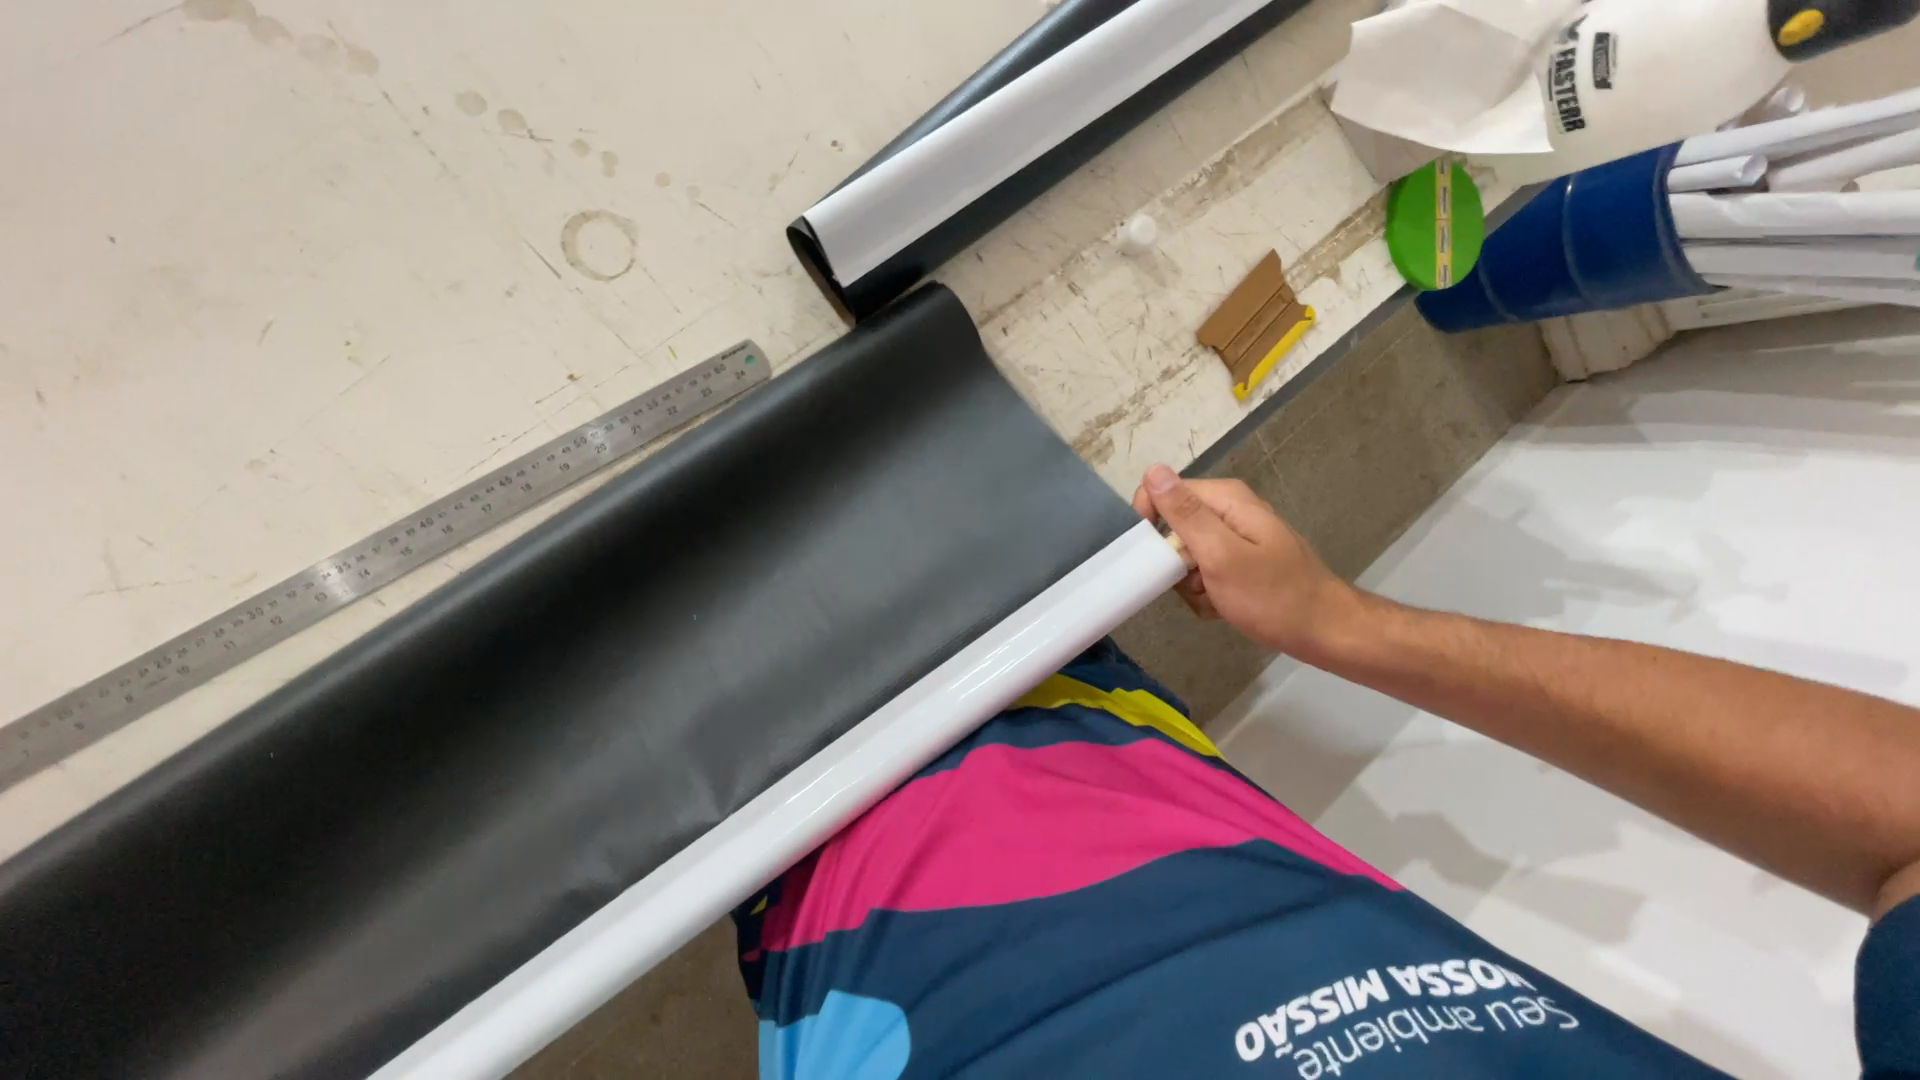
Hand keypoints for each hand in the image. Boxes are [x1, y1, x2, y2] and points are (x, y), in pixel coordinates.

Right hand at [1132, 465, 1358, 657]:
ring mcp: (1235, 539)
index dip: (1151, 522)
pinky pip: (1204, 574)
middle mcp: (1229, 512)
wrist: (1323, 632)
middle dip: (1177, 563)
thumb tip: (1153, 470)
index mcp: (1225, 499)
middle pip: (1174, 529)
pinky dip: (1208, 594)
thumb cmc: (1273, 596)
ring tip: (1217, 599)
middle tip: (1201, 582)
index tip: (1155, 557)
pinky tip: (1224, 606)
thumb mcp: (1221, 555)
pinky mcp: (1239, 563)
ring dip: (1192, 584)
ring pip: (1186, 557)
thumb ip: (1185, 514)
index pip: (1163, 492)